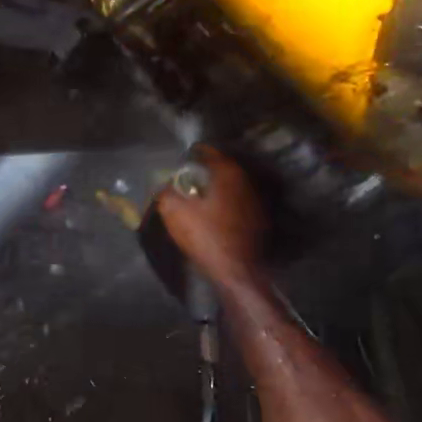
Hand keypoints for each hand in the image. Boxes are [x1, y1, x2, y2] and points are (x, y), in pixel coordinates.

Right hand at [153, 147, 264, 289]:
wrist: (236, 270)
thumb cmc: (204, 235)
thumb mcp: (173, 211)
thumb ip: (166, 192)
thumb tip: (163, 184)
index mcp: (227, 175)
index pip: (211, 152)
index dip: (195, 151)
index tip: (183, 154)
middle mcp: (245, 182)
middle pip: (223, 167)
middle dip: (205, 168)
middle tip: (187, 172)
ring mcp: (255, 201)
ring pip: (232, 184)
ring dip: (215, 185)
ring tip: (197, 190)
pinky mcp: (257, 219)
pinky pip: (236, 200)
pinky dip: (224, 200)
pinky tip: (211, 210)